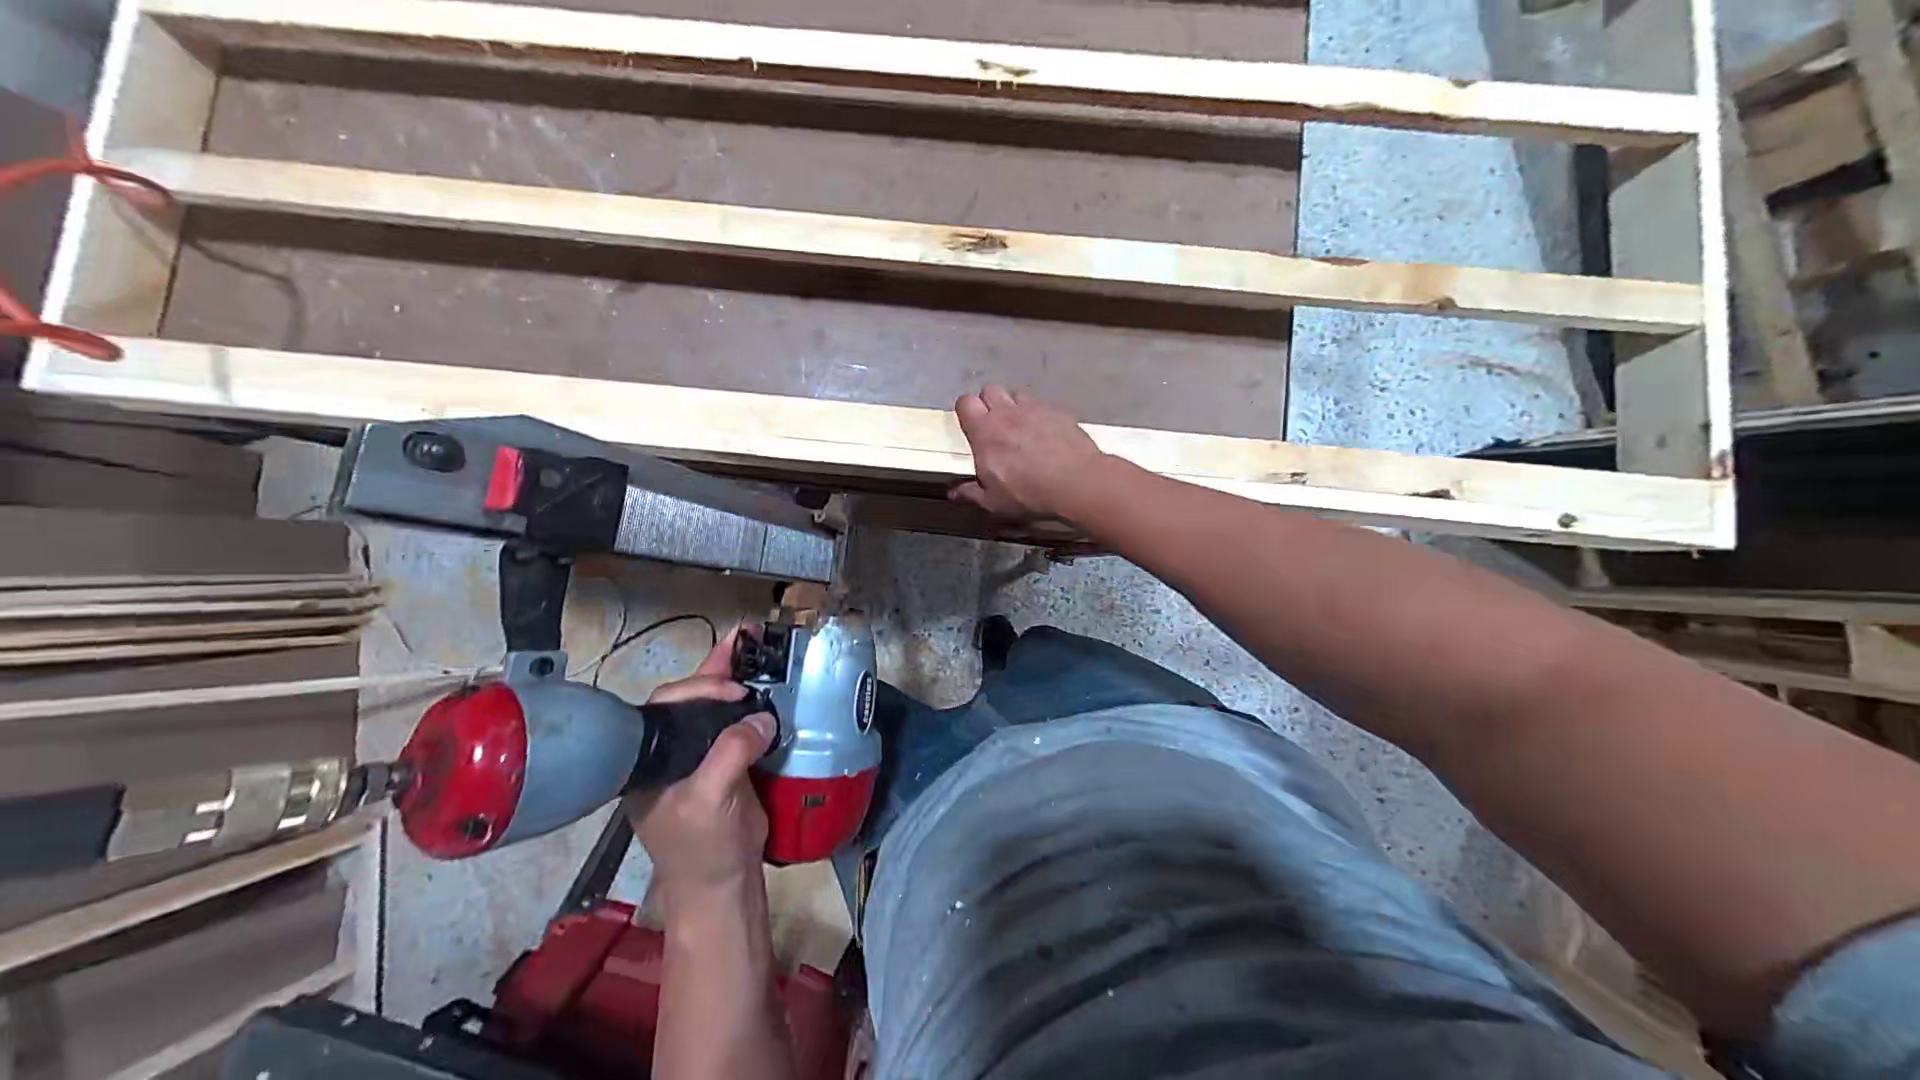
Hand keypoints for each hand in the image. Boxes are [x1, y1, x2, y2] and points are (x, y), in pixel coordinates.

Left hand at [626, 626, 776, 916]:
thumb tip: (762, 718)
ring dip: (739, 679)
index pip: (667, 705)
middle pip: (691, 698)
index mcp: (649, 758)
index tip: (736, 688)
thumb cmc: (702, 848)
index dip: (701, 688)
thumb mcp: (709, 800)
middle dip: (720, 669)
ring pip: (715, 707)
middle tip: (750, 641)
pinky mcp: (728, 763)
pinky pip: (739, 725)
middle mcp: (670, 751)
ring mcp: (699, 756)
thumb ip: (731, 753)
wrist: (725, 885)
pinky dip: (755, 705)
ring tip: (761, 647)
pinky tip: (771, 688)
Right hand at [949, 385, 1106, 521]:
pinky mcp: (1059, 411)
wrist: (1077, 482)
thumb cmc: (1030, 493)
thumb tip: (954, 493)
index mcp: (985, 432)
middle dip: (989, 403)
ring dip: (1014, 407)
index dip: (966, 411)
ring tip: (1021, 429)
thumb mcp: (994, 502)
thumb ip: (971, 494)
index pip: (965, 403)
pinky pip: (1043, 405)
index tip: (971, 426)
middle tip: (994, 426)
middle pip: (989, 390)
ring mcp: (1035, 409)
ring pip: (1016, 394)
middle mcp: (1007, 413)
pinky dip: (1040, 415)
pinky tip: (1046, 435)